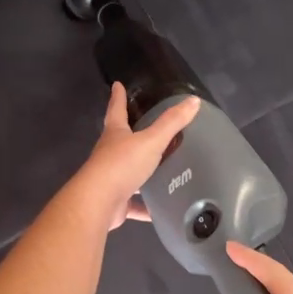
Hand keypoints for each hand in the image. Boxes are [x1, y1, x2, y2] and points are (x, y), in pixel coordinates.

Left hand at [67, 83, 199, 229]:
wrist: (99, 202)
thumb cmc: (122, 164)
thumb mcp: (151, 140)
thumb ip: (171, 123)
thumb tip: (193, 100)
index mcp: (115, 134)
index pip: (117, 109)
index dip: (118, 97)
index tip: (117, 85)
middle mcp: (110, 154)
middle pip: (120, 139)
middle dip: (130, 133)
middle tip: (144, 126)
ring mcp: (111, 178)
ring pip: (128, 171)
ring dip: (141, 171)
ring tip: (161, 169)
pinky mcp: (116, 201)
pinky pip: (135, 202)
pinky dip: (147, 206)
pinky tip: (161, 209)